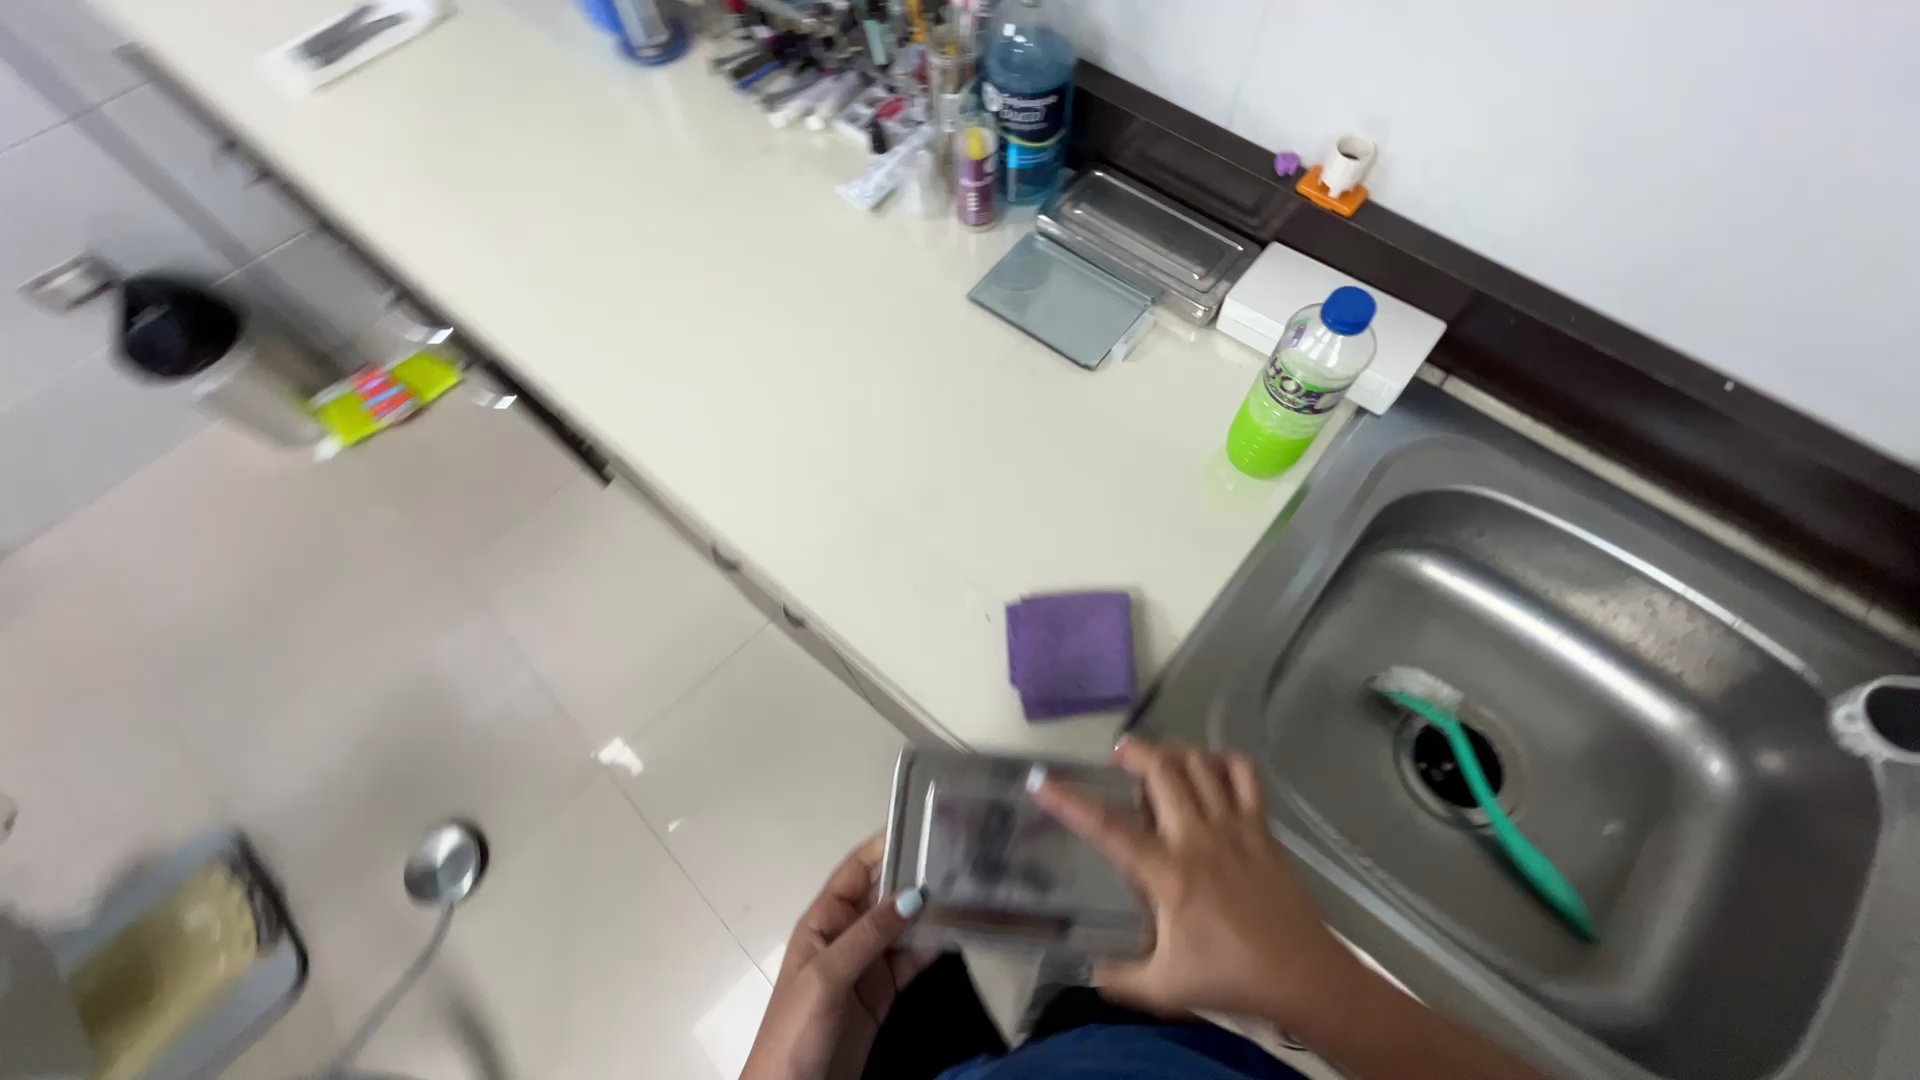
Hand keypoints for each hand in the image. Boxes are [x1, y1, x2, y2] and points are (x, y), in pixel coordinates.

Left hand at [741, 834, 934, 1079]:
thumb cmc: (796, 1030)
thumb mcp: (828, 977)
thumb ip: (870, 935)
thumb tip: (914, 893)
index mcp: (823, 921)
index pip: (856, 870)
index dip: (884, 846)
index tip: (920, 825)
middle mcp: (846, 934)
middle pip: (883, 894)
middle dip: (914, 875)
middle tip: (956, 855)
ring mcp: (866, 964)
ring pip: (902, 925)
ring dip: (928, 910)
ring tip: (966, 888)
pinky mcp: (883, 993)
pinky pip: (911, 959)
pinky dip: (932, 946)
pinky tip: (958, 932)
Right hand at [1029, 737, 1356, 1026]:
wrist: (1304, 978)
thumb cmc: (1231, 979)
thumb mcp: (1165, 989)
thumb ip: (1120, 978)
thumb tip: (1090, 971)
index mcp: (1167, 873)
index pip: (1108, 827)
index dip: (1069, 801)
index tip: (1042, 781)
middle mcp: (1197, 837)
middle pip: (1161, 770)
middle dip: (1133, 752)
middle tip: (1118, 756)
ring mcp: (1234, 827)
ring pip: (1199, 764)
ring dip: (1173, 752)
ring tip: (1158, 759)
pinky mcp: (1262, 828)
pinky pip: (1245, 776)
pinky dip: (1224, 761)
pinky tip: (1210, 768)